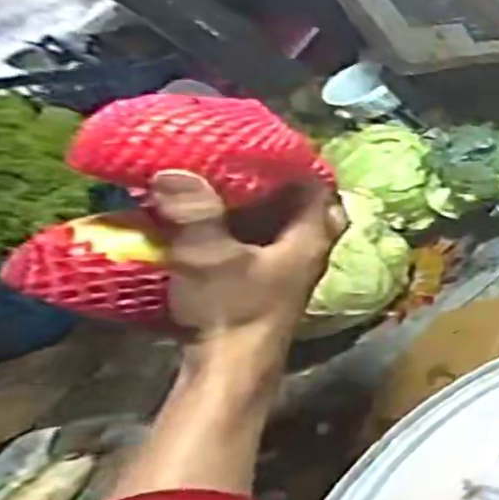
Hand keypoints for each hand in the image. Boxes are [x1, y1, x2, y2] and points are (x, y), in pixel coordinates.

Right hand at [148, 172, 345, 349]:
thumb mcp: (209, 255)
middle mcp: (313, 246)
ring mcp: (295, 262)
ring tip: (226, 178)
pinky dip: (249, 222)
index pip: (320, 188)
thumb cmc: (234, 306)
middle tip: (246, 160)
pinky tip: (214, 215)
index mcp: (312, 236)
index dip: (299, 164)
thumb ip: (196, 214)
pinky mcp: (272, 275)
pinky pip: (268, 238)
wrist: (237, 357)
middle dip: (283, 181)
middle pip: (310, 203)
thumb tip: (178, 171)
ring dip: (264, 202)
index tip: (266, 142)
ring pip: (289, 221)